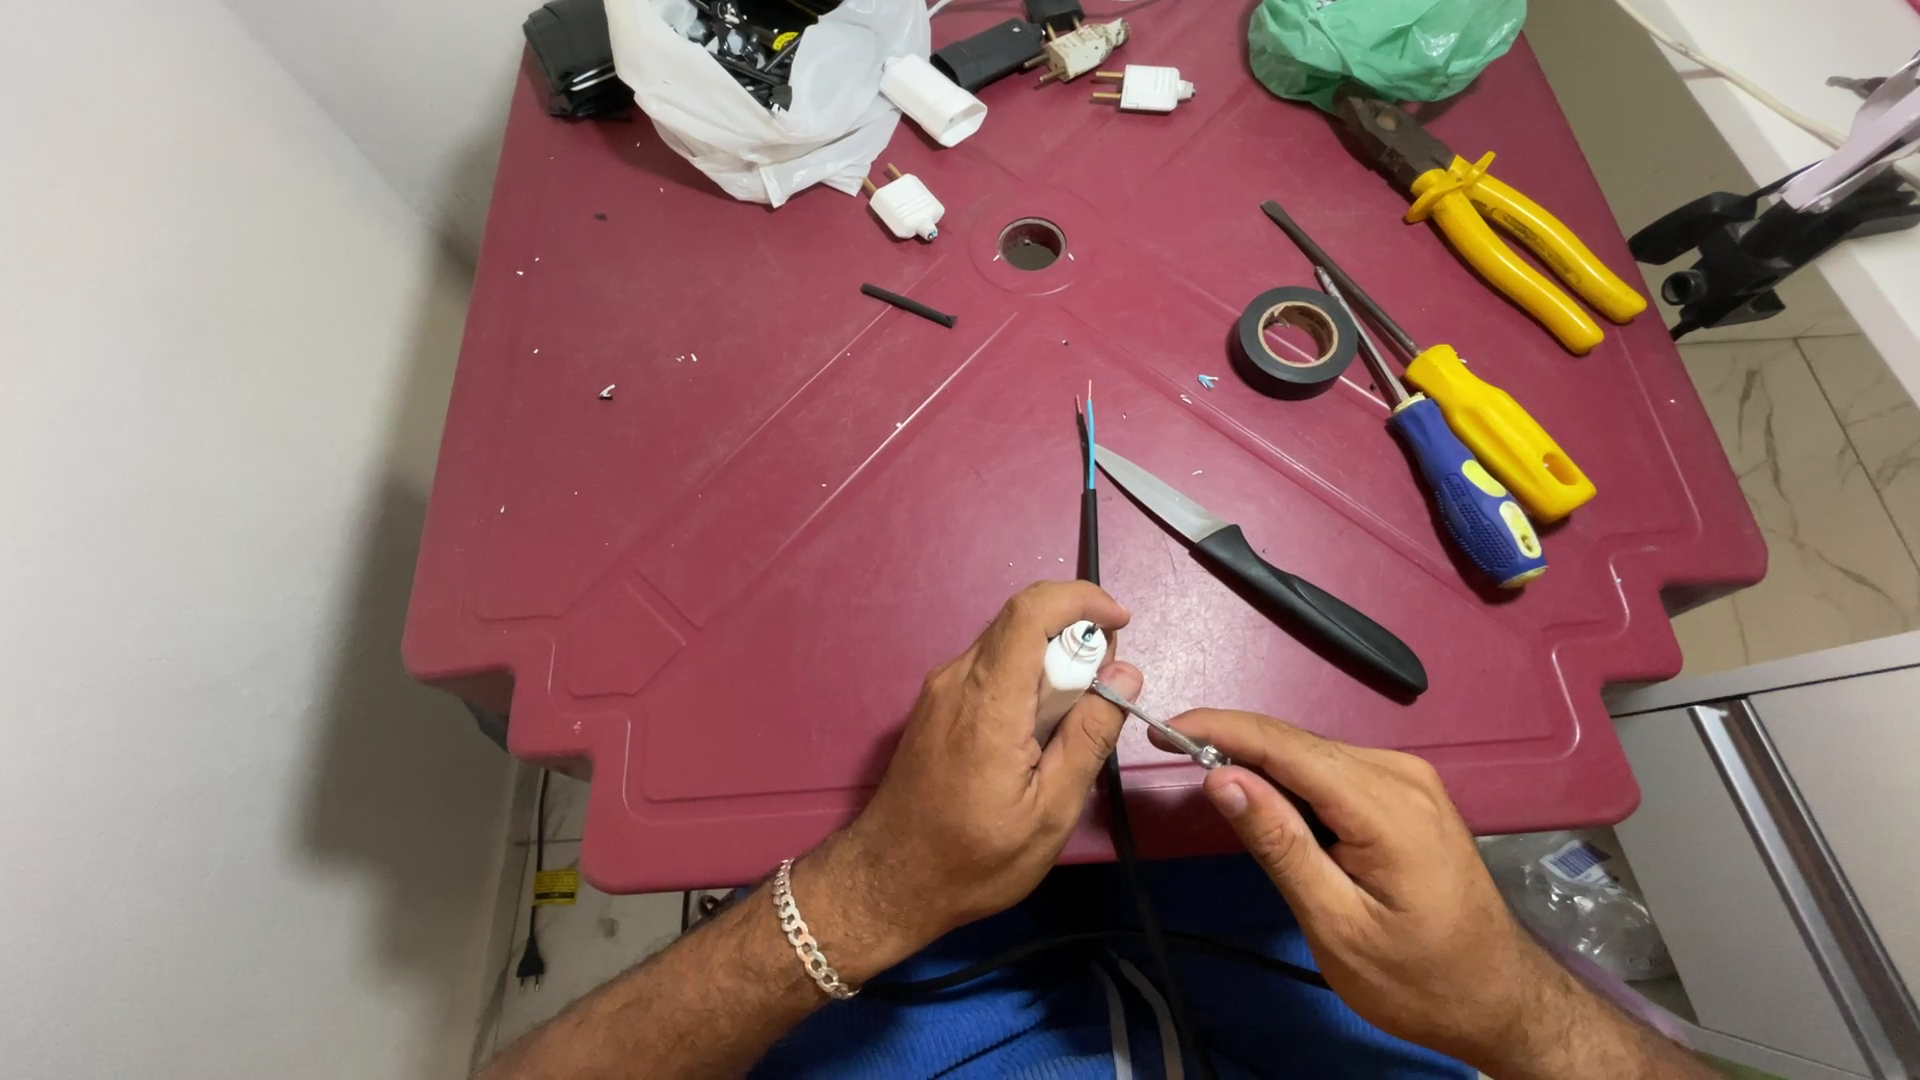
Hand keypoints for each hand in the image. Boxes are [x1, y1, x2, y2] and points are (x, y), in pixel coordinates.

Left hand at [793, 581, 1138, 981]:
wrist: (888, 880)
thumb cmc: (974, 858)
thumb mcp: (1050, 812)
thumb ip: (1089, 736)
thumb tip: (1124, 671)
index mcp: (987, 700)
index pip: (1029, 611)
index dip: (1081, 598)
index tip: (1121, 621)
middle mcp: (957, 677)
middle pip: (1022, 622)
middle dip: (1075, 637)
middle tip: (1104, 689)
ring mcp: (940, 687)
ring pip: (1008, 643)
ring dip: (1052, 661)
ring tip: (1073, 720)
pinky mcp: (935, 702)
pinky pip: (991, 667)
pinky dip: (1026, 678)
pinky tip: (1036, 730)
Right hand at [1164, 709, 1554, 1067]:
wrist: (1506, 1005)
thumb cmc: (1421, 981)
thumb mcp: (1337, 925)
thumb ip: (1278, 844)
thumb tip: (1219, 776)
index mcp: (1385, 805)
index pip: (1283, 745)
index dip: (1217, 728)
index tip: (1162, 727)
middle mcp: (1398, 772)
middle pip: (1293, 742)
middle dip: (1228, 742)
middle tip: (1170, 751)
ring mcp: (1405, 777)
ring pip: (1307, 751)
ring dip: (1255, 761)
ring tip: (1209, 778)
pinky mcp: (1402, 789)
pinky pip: (1327, 767)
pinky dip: (1285, 777)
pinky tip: (1265, 800)